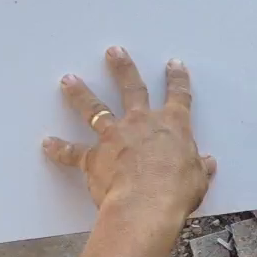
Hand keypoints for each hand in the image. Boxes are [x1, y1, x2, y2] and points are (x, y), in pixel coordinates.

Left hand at [42, 47, 215, 220]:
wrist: (147, 204)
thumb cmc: (176, 191)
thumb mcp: (197, 179)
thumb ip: (200, 168)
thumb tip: (208, 165)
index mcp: (173, 126)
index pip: (179, 96)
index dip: (177, 79)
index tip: (174, 64)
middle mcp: (142, 123)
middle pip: (132, 88)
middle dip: (123, 68)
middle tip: (113, 52)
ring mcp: (115, 137)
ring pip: (95, 109)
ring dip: (80, 94)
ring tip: (69, 80)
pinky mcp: (94, 158)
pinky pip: (73, 152)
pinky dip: (60, 149)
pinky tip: (48, 143)